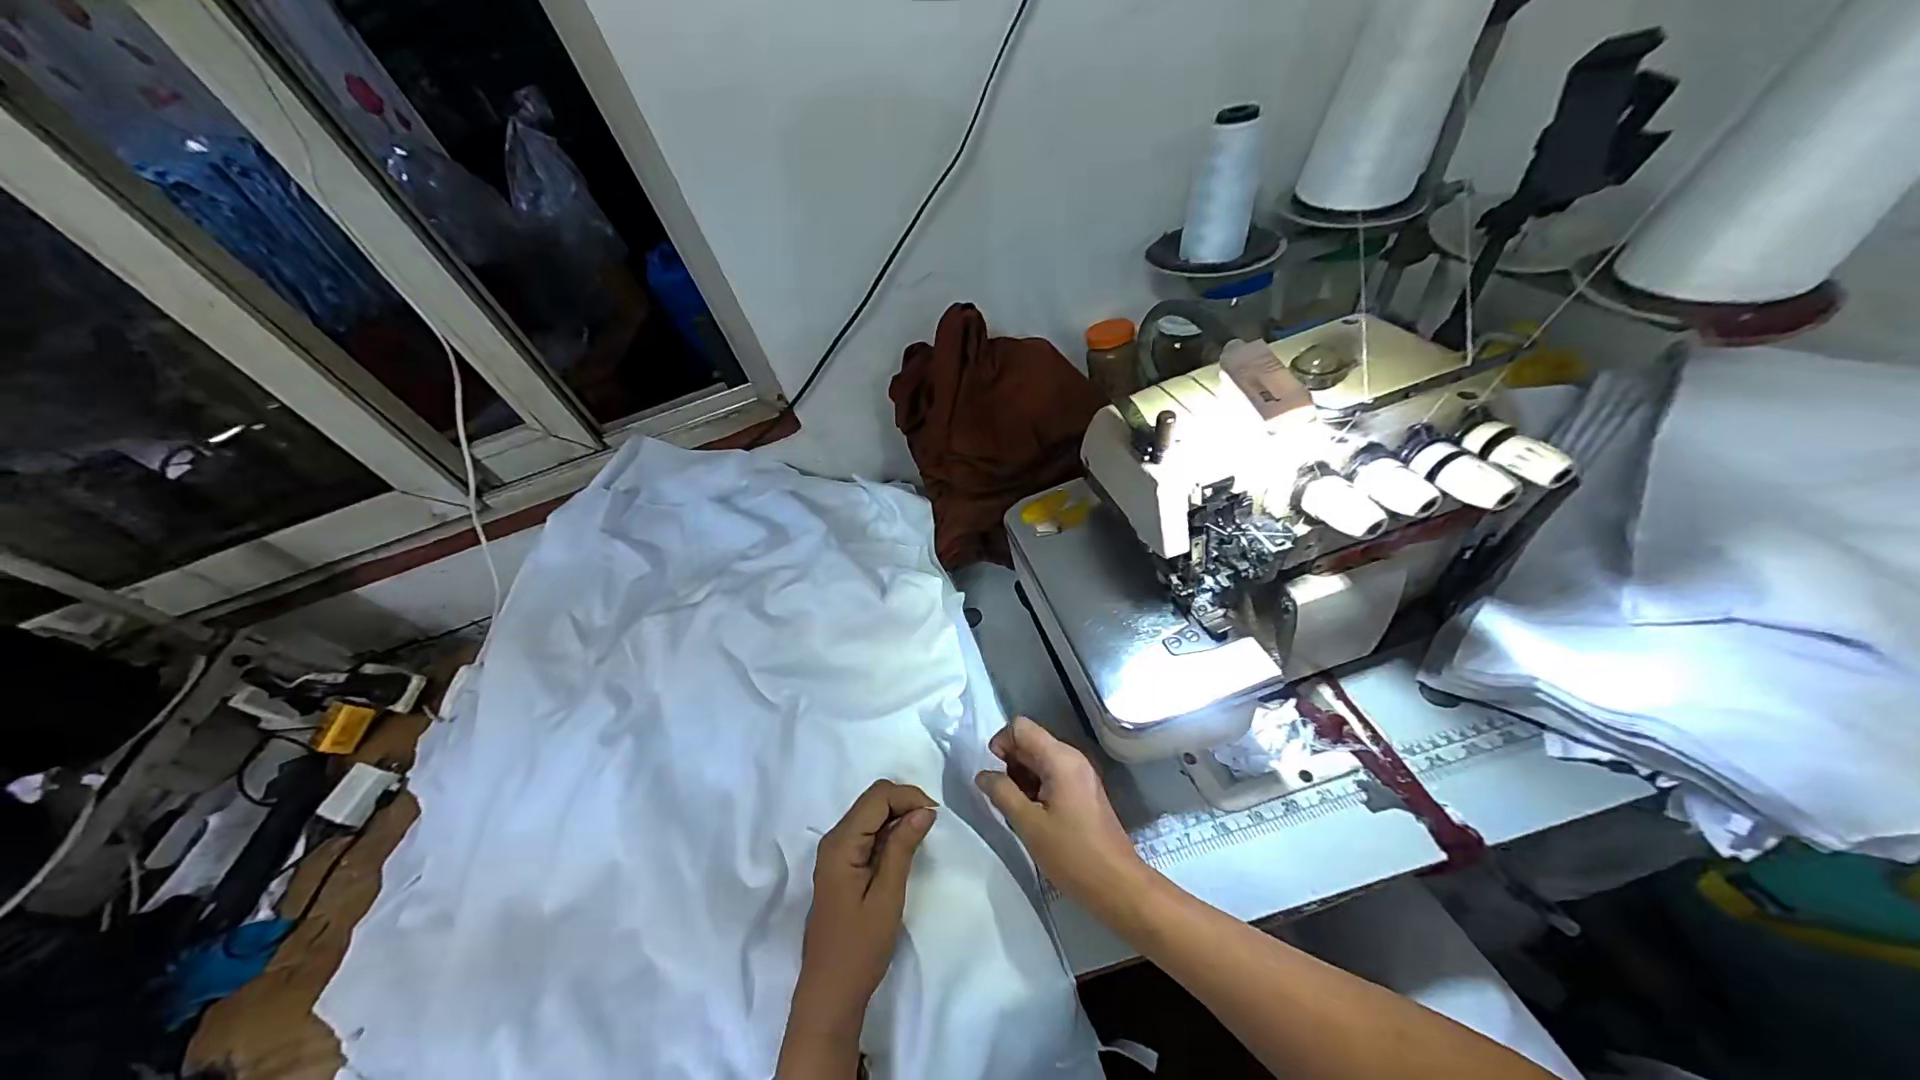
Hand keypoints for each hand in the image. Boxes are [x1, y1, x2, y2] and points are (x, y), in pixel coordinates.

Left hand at [794, 780, 937, 1025]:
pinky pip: (867, 835)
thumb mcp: (886, 896)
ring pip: (871, 816)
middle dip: (905, 804)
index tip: (936, 817)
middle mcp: (834, 840)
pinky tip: (904, 851)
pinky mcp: (842, 867)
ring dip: (898, 818)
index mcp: (840, 843)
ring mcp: (836, 854)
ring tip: (923, 839)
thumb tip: (924, 810)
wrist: (830, 993)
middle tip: (932, 827)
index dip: (908, 797)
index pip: (877, 796)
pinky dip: (889, 835)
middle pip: (873, 801)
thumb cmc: (859, 948)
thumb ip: (902, 848)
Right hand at [974, 717, 1149, 921]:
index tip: (994, 774)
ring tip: (1017, 810)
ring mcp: (1080, 774)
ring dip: (1021, 778)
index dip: (1000, 743)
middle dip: (1009, 763)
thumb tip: (983, 774)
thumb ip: (1002, 792)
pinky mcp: (1083, 791)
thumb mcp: (1029, 824)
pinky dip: (1036, 787)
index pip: (1021, 727)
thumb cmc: (1072, 853)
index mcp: (1060, 758)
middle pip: (1030, 741)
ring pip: (1040, 759)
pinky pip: (1052, 775)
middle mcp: (1072, 758)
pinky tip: (1033, 816)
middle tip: (1003, 797)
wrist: (1116, 884)